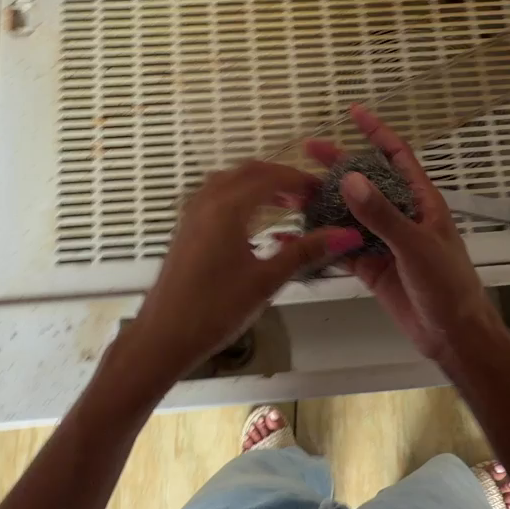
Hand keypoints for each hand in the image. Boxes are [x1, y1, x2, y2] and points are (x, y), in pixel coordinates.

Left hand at [125, 161, 363, 376]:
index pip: (271, 177)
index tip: (324, 192)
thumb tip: (346, 236)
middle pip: (249, 172)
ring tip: (285, 205)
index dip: (300, 180)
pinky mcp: (186, 228)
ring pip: (230, 181)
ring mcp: (192, 213)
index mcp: (228, 207)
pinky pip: (216, 195)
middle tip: (308, 197)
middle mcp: (207, 201)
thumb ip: (306, 252)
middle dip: (281, 178)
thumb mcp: (266, 281)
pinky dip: (240, 196)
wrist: (163, 337)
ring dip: (259, 185)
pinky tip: (254, 222)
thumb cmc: (215, 310)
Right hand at [306, 105, 505, 364]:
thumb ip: (382, 215)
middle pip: (366, 181)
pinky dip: (322, 240)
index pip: (397, 156)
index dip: (377, 132)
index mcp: (421, 201)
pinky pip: (342, 246)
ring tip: (296, 192)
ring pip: (349, 213)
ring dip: (325, 202)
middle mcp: (401, 216)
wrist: (452, 335)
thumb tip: (350, 180)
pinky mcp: (370, 265)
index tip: (355, 112)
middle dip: (339, 164)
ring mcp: (383, 240)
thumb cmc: (449, 286)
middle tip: (310, 149)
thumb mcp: (416, 245)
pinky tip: (300, 235)